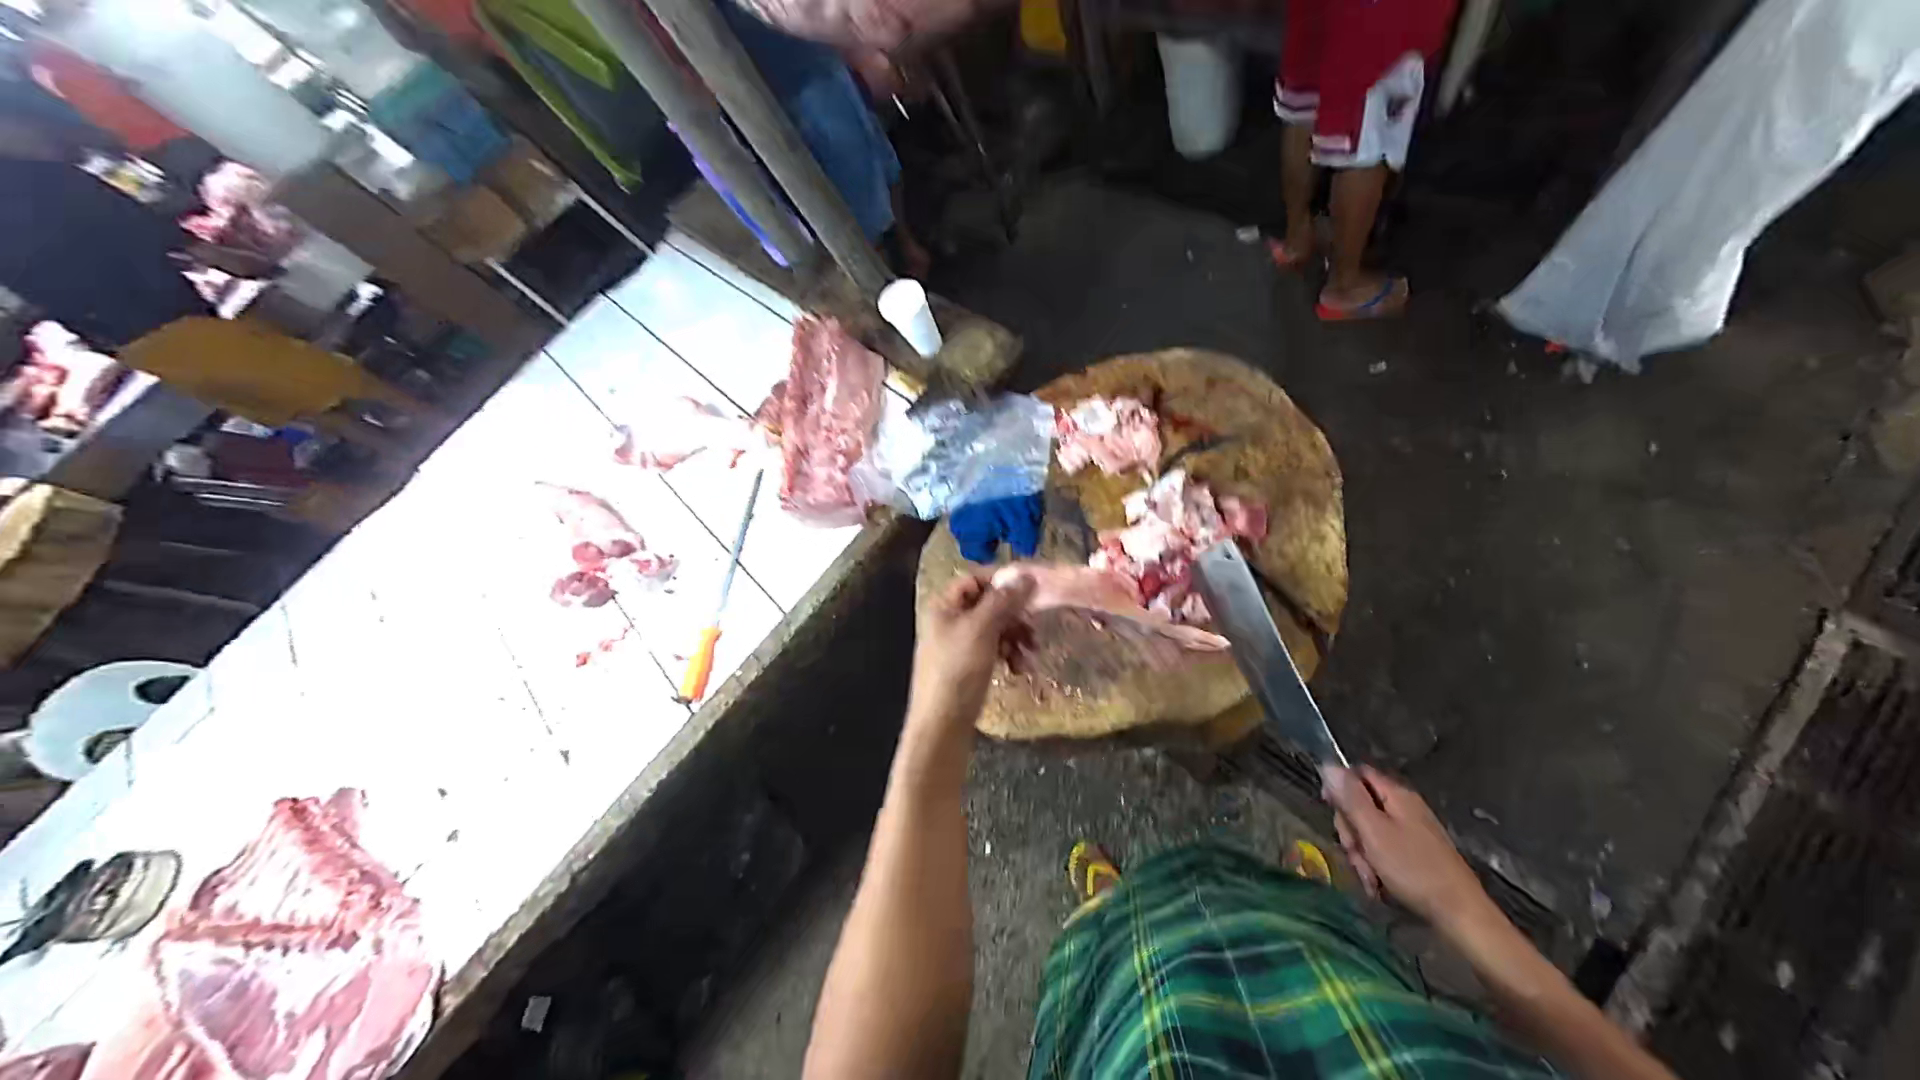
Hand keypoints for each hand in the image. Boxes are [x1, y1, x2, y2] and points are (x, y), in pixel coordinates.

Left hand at [907, 569, 1034, 730]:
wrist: (942, 725)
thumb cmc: (958, 671)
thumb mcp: (981, 629)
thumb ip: (1003, 600)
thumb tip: (1025, 575)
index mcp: (944, 604)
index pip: (976, 578)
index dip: (1003, 581)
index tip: (1032, 589)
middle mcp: (948, 619)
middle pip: (988, 603)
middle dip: (1014, 614)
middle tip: (1034, 627)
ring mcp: (957, 644)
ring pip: (994, 627)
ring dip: (1015, 636)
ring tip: (1030, 653)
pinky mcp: (966, 666)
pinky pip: (992, 649)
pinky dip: (1008, 654)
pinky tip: (1018, 668)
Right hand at [1321, 765, 1499, 933]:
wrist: (1460, 914)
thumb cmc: (1413, 869)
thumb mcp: (1374, 831)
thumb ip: (1350, 797)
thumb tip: (1329, 764)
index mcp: (1397, 795)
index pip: (1357, 774)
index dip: (1338, 787)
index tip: (1329, 808)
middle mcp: (1405, 808)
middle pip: (1360, 804)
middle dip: (1350, 829)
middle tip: (1354, 851)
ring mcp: (1412, 831)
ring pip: (1369, 831)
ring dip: (1361, 853)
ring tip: (1369, 874)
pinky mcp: (1416, 853)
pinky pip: (1383, 849)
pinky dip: (1376, 864)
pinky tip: (1379, 882)